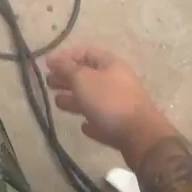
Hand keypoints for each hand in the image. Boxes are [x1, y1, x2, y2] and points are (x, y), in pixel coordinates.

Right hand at [43, 45, 172, 159]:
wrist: (142, 139)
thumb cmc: (109, 101)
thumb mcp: (82, 79)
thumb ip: (65, 67)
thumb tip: (51, 58)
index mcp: (110, 64)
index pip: (85, 52)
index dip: (66, 56)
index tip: (49, 65)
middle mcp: (117, 81)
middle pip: (88, 76)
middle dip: (67, 79)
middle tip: (49, 83)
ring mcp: (122, 106)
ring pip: (93, 99)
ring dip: (74, 100)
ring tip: (57, 103)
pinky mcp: (124, 128)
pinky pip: (103, 120)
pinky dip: (92, 120)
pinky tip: (83, 126)